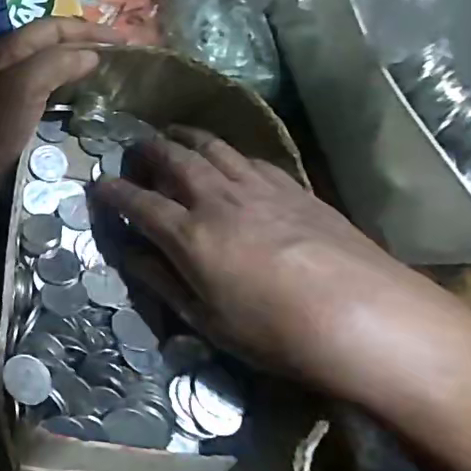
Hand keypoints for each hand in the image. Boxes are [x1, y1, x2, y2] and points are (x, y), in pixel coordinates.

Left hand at [0, 19, 124, 182]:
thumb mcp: (26, 84)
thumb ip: (58, 62)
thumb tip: (92, 55)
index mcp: (9, 49)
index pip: (54, 26)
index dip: (88, 29)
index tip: (122, 40)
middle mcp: (8, 61)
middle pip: (52, 42)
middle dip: (85, 42)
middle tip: (117, 53)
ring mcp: (9, 85)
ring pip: (50, 63)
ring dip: (78, 62)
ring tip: (105, 71)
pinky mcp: (13, 109)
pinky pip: (47, 85)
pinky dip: (69, 83)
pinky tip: (82, 95)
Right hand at [94, 127, 470, 425]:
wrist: (372, 321)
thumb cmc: (279, 335)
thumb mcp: (208, 322)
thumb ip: (163, 282)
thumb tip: (130, 255)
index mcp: (189, 235)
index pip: (137, 202)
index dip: (113, 191)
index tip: (98, 185)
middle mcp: (218, 199)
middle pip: (173, 159)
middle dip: (147, 150)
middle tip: (136, 150)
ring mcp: (259, 188)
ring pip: (213, 146)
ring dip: (186, 137)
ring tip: (174, 135)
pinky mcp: (295, 188)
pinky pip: (250, 157)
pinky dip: (229, 152)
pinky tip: (231, 159)